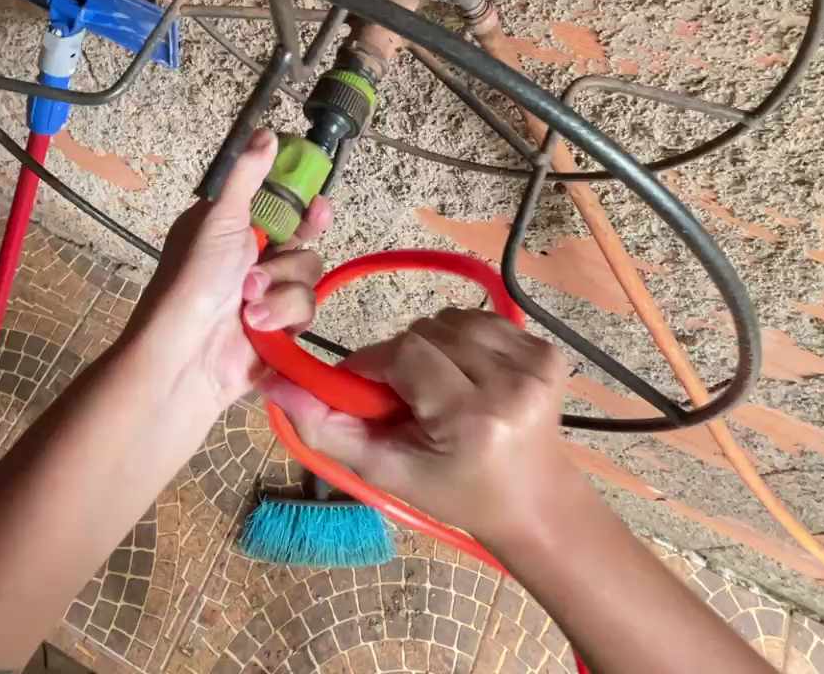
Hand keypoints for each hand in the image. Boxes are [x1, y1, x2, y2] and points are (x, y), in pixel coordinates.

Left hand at [131, 129, 330, 407]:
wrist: (184, 355)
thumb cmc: (194, 278)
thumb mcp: (217, 217)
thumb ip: (247, 176)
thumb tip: (268, 131)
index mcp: (234, 231)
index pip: (281, 210)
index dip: (304, 207)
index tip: (317, 204)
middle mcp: (253, 261)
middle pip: (303, 243)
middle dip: (292, 249)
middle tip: (297, 238)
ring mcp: (268, 296)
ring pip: (308, 276)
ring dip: (279, 287)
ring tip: (247, 301)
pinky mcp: (280, 330)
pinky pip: (304, 311)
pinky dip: (281, 315)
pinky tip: (258, 325)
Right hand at [264, 308, 582, 542]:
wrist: (535, 504)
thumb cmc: (455, 492)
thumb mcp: (385, 471)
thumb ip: (326, 428)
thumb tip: (274, 382)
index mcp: (473, 418)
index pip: (405, 354)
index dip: (375, 365)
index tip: (364, 387)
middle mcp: (511, 383)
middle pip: (427, 332)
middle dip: (404, 358)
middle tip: (407, 397)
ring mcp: (536, 363)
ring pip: (451, 320)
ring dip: (433, 344)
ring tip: (438, 385)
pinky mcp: (549, 351)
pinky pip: (481, 319)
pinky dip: (463, 339)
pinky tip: (467, 373)